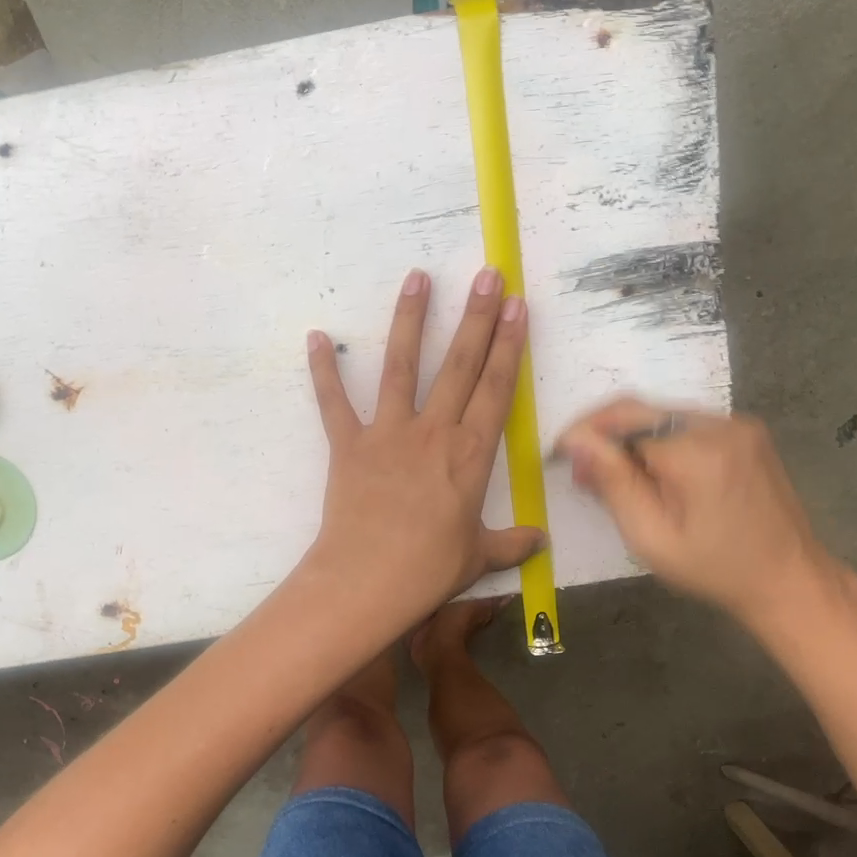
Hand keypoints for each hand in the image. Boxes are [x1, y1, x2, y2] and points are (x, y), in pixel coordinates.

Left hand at [304, 268, 545, 620]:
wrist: (366, 581)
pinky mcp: (347, 445)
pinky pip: (333, 402)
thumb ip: (511, 543)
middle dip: (477, 316)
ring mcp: (387, 434)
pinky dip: (323, 371)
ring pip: (402, 366)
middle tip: (487, 275)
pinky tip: (316, 337)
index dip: (510, 345)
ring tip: (417, 278)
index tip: (519, 306)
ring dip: (410, 320)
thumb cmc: (428, 570)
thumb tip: (540, 540)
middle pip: (460, 365)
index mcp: (470, 455)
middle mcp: (432, 432)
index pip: (497, 389)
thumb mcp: (479, 556)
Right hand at [556, 398, 848, 626]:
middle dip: (605, 436)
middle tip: (582, 472)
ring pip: (662, 417)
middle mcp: (720, 425)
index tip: (559, 454)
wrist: (790, 580)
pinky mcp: (747, 432)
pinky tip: (653, 475)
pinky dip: (660, 442)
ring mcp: (739, 425)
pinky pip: (687, 425)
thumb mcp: (650, 535)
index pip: (622, 421)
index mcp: (696, 452)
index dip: (585, 436)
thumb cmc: (714, 569)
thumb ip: (612, 482)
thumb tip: (575, 439)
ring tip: (615, 479)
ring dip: (631, 439)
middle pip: (642, 412)